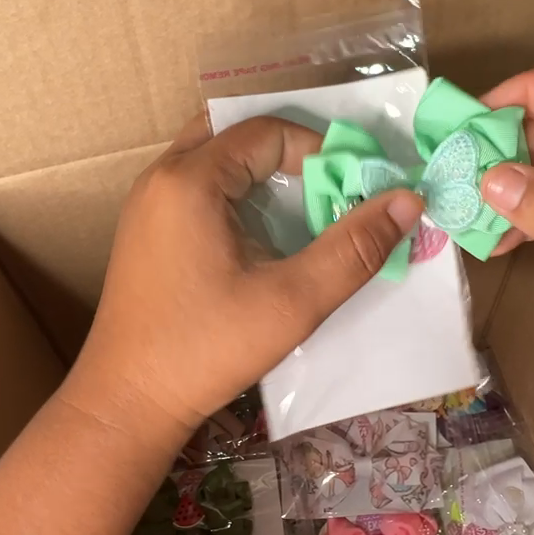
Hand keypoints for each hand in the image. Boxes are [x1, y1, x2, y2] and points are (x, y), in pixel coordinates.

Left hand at [65, 114, 423, 438]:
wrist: (126, 402)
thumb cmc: (205, 350)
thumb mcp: (292, 301)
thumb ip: (353, 249)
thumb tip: (407, 200)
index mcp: (190, 180)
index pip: (267, 132)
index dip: (319, 150)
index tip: (355, 187)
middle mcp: (161, 178)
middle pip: (235, 134)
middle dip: (288, 152)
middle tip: (329, 186)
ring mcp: (146, 204)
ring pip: (213, 158)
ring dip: (260, 171)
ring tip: (304, 208)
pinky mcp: (145, 232)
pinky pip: (196, 186)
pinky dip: (235, 192)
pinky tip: (262, 235)